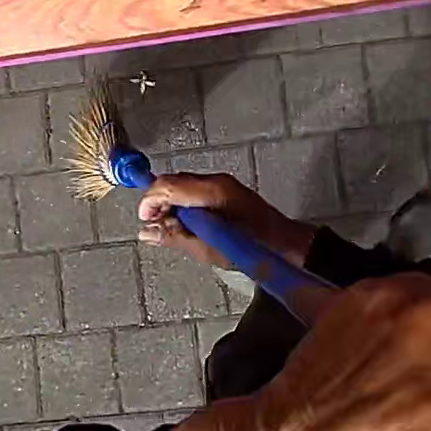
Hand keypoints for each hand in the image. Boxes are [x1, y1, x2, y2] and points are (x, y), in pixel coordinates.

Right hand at [138, 173, 317, 269]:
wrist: (285, 243)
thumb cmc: (252, 248)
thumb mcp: (208, 249)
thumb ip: (175, 237)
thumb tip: (146, 233)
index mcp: (212, 192)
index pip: (168, 185)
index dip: (150, 201)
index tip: (145, 219)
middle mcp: (215, 181)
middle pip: (172, 181)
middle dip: (157, 201)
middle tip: (155, 225)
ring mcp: (221, 182)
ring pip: (181, 184)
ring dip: (170, 202)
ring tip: (172, 227)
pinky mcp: (224, 188)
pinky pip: (193, 189)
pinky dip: (183, 203)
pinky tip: (187, 222)